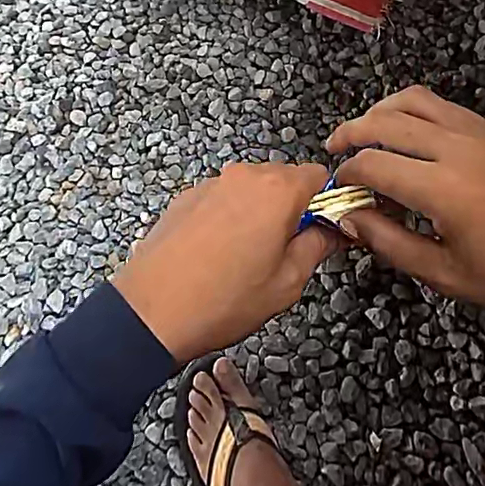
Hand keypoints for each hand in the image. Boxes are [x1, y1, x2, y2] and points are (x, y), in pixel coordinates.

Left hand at [112, 163, 339, 361]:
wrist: (153, 309)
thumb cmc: (219, 299)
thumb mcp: (287, 282)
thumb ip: (317, 246)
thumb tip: (330, 232)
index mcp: (276, 192)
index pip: (319, 175)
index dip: (329, 201)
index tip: (327, 225)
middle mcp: (243, 177)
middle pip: (284, 178)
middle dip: (293, 207)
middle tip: (290, 248)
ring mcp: (212, 184)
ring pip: (251, 188)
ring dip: (259, 212)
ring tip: (250, 256)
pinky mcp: (188, 196)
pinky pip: (222, 197)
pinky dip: (229, 215)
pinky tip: (221, 252)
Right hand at [325, 86, 484, 337]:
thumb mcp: (447, 275)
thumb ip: (389, 242)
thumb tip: (348, 218)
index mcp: (447, 188)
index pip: (375, 163)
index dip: (346, 173)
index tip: (337, 187)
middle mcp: (461, 148)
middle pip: (387, 120)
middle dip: (352, 132)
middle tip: (335, 149)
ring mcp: (483, 132)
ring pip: (414, 99)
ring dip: (381, 111)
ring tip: (366, 133)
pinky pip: (443, 107)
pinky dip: (413, 112)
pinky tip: (408, 137)